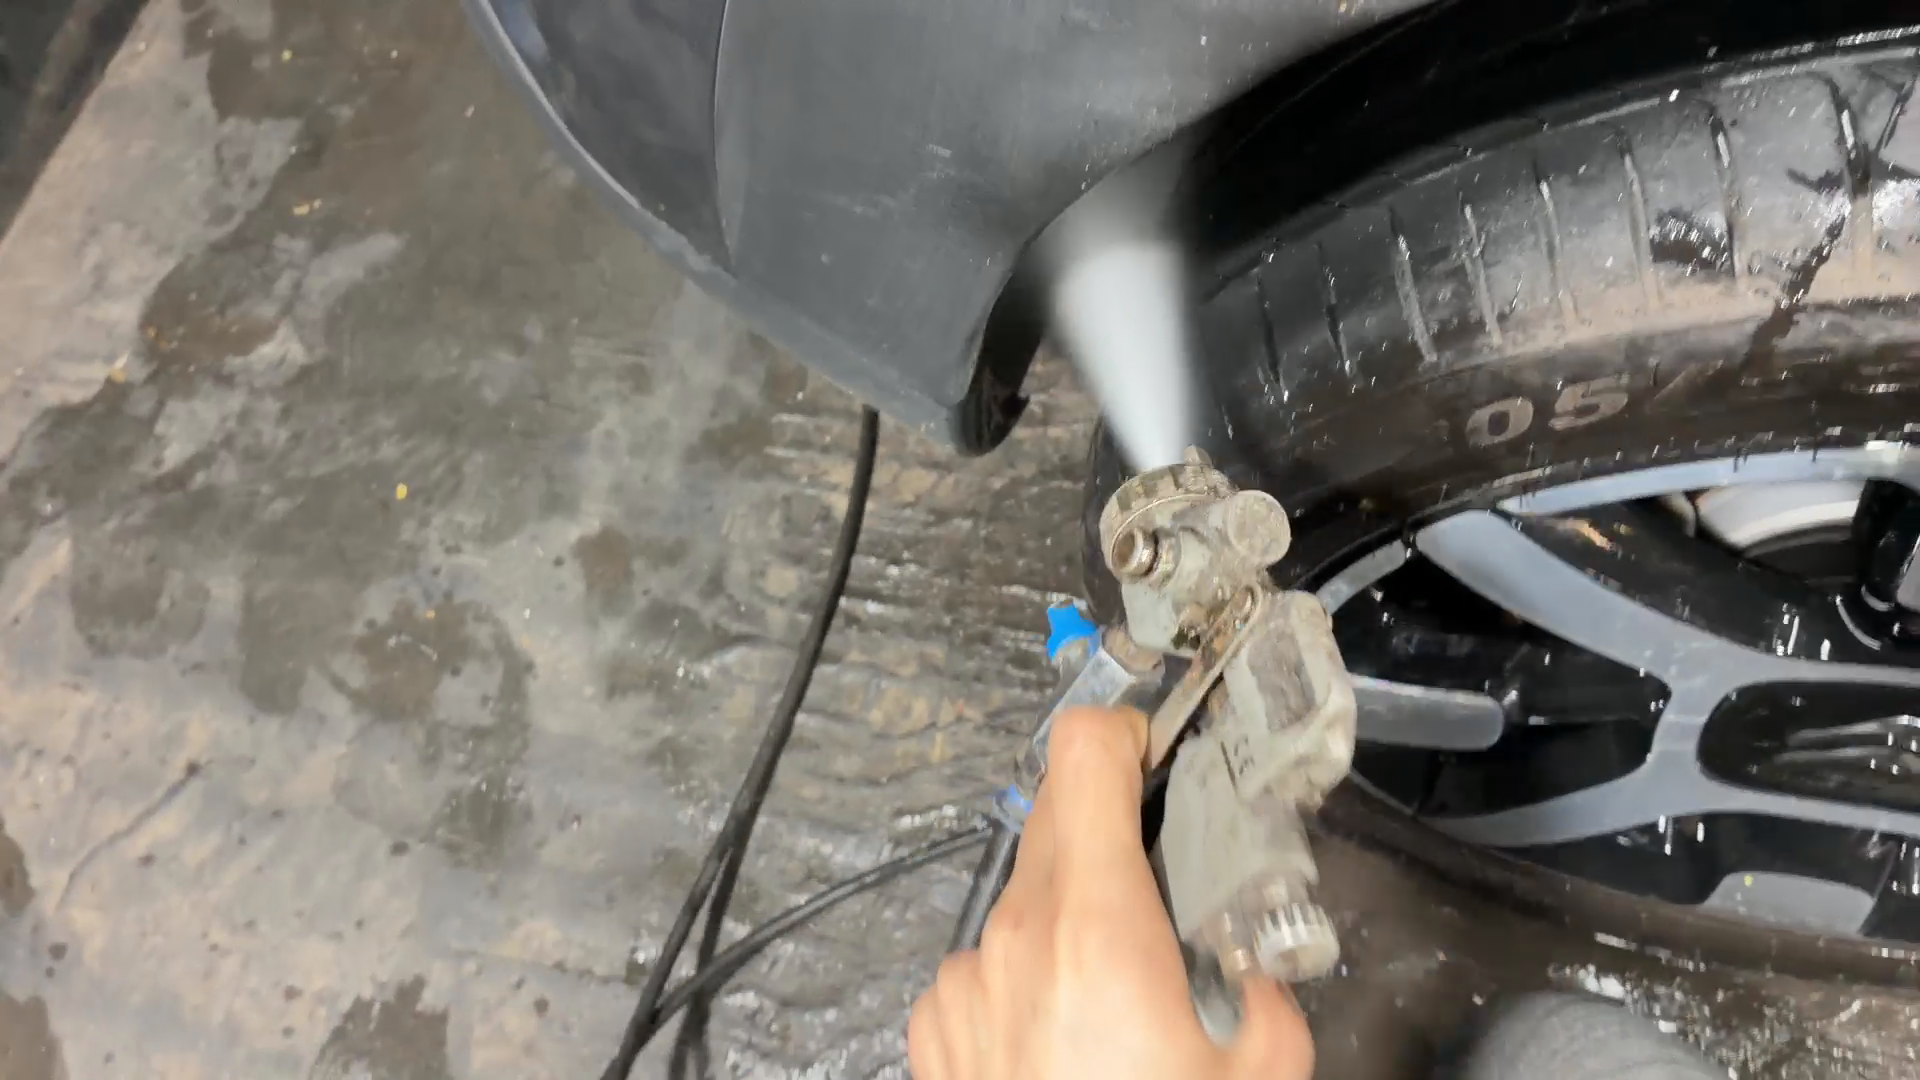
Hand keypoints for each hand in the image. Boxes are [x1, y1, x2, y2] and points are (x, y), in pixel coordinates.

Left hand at [909, 706, 1313, 1079]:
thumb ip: (1265, 1009)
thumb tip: (1248, 979)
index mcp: (1095, 927)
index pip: (1083, 757)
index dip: (1119, 734)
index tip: (1147, 752)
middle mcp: (1014, 933)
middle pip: (1052, 815)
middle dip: (1104, 825)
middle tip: (1151, 876)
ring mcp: (963, 976)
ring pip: (1023, 891)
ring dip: (1066, 907)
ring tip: (1108, 984)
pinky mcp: (936, 1020)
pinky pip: (985, 958)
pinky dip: (1023, 968)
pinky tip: (1054, 1037)